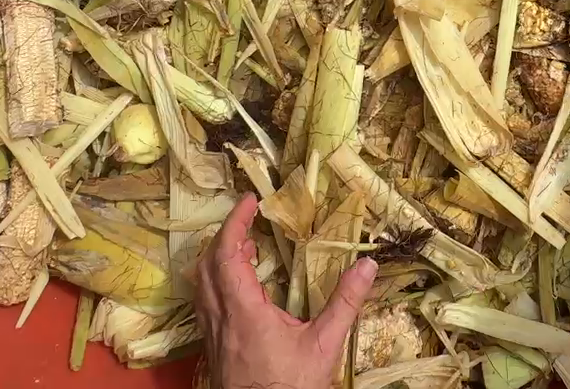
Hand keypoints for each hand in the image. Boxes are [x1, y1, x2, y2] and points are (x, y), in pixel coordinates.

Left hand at [193, 195, 376, 388]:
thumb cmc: (291, 388)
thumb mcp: (324, 345)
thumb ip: (345, 303)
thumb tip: (368, 264)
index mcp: (243, 313)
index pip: (226, 257)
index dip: (235, 224)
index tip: (250, 201)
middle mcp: (221, 321)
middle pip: (206, 267)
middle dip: (224, 235)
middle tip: (248, 218)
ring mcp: (214, 337)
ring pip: (201, 287)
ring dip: (217, 259)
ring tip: (246, 246)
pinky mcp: (215, 350)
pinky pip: (206, 305)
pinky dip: (218, 282)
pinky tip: (241, 286)